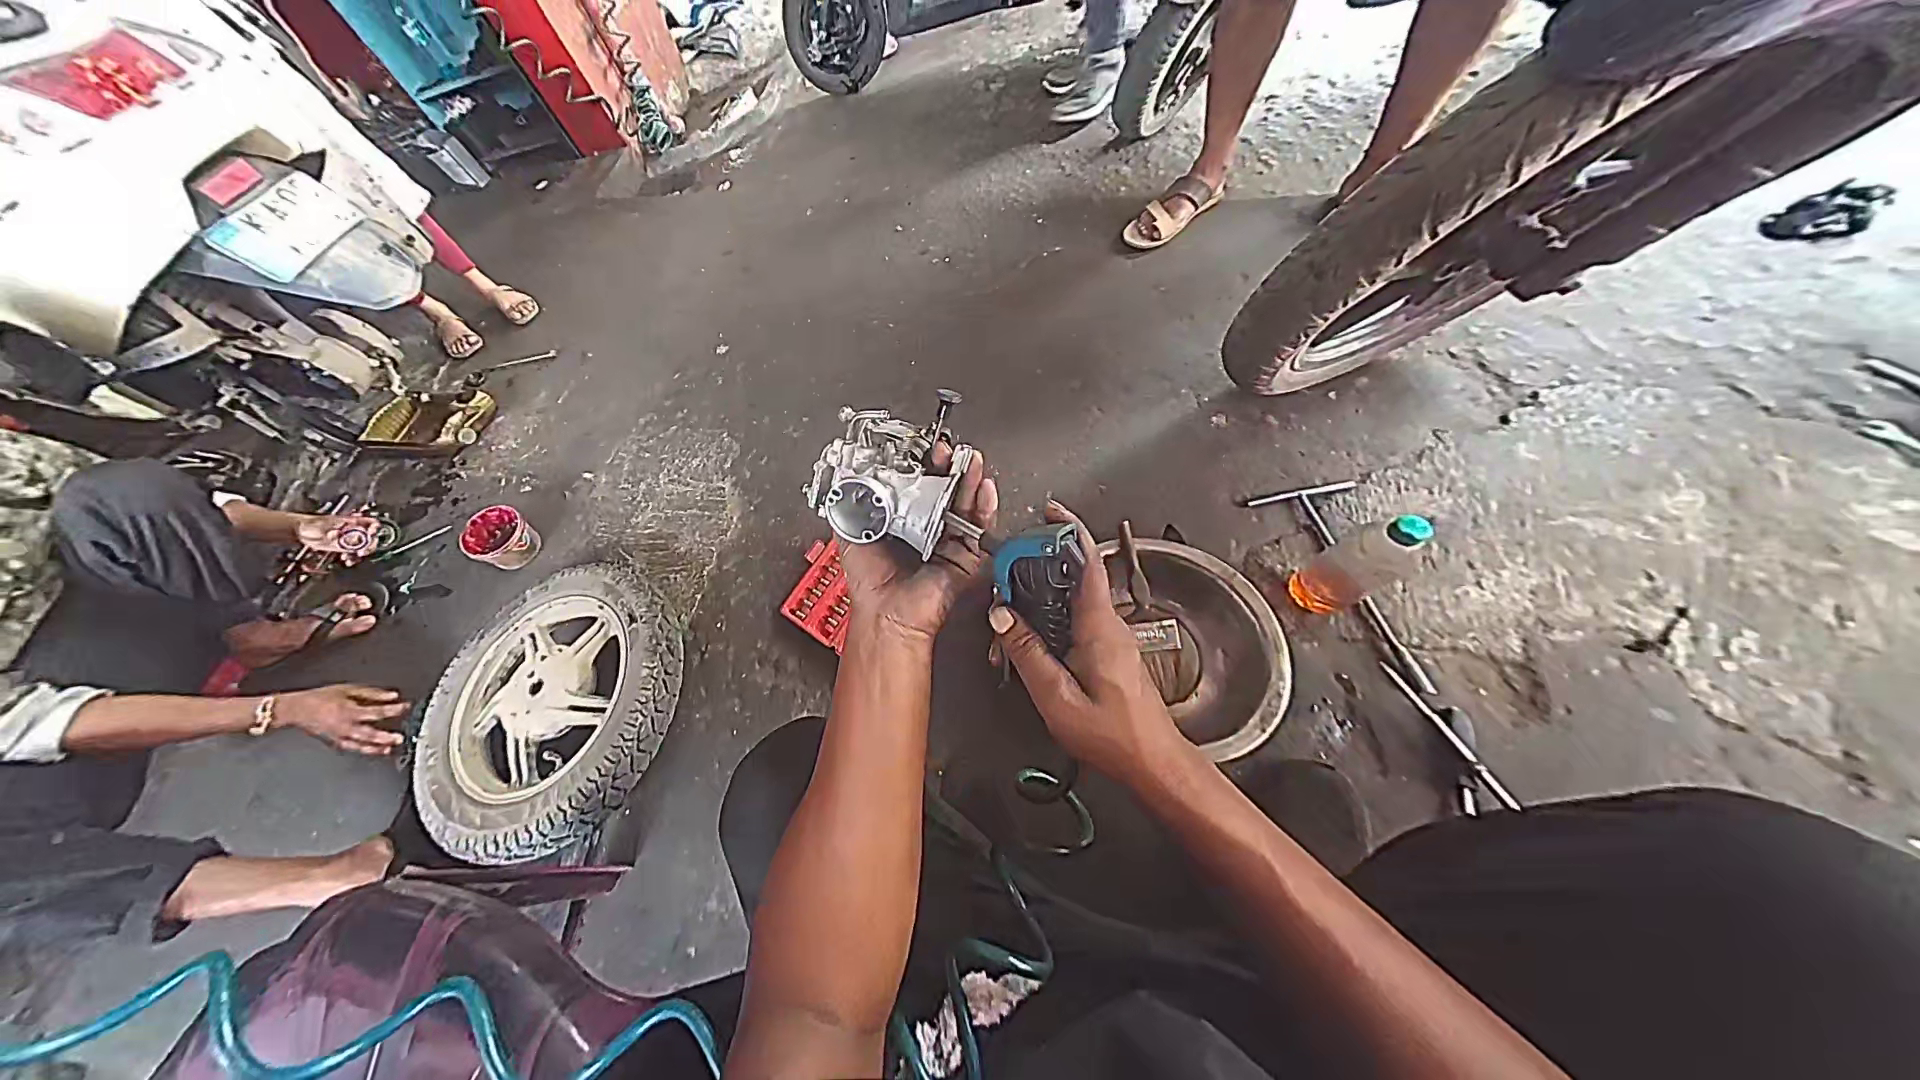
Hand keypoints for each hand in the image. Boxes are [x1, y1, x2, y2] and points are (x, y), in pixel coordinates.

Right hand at [274, 684, 409, 755]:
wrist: (294, 709)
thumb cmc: (319, 698)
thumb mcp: (348, 689)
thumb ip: (372, 693)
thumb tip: (392, 696)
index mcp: (348, 711)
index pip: (376, 712)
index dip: (393, 710)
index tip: (406, 707)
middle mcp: (343, 725)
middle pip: (367, 733)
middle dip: (384, 737)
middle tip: (399, 738)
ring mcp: (337, 735)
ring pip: (358, 744)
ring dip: (374, 748)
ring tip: (388, 749)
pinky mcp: (332, 741)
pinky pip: (349, 747)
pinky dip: (362, 750)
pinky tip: (375, 751)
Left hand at [296, 514, 381, 561]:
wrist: (300, 532)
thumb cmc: (309, 525)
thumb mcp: (319, 527)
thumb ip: (330, 531)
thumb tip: (338, 534)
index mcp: (351, 522)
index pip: (371, 523)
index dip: (374, 528)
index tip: (371, 534)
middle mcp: (354, 531)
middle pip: (371, 537)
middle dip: (369, 545)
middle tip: (362, 552)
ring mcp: (350, 539)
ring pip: (365, 547)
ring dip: (361, 554)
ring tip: (351, 558)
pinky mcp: (345, 547)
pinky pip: (355, 553)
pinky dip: (353, 558)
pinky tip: (347, 560)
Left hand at [839, 444, 998, 643]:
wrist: (889, 613)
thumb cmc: (870, 582)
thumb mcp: (851, 530)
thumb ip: (853, 500)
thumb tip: (852, 473)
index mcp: (901, 522)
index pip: (917, 485)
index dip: (922, 466)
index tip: (923, 451)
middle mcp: (926, 529)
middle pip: (944, 490)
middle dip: (948, 467)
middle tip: (947, 450)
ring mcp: (948, 541)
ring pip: (965, 503)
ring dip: (969, 479)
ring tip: (969, 460)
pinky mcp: (967, 556)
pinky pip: (980, 527)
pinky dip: (984, 505)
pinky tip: (983, 487)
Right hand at [988, 502, 1185, 786]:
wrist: (1153, 759)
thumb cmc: (1115, 735)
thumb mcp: (1057, 698)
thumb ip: (1028, 654)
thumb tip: (1003, 618)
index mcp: (1100, 628)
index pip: (1087, 562)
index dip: (1068, 531)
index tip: (1047, 515)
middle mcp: (1109, 625)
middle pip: (1076, 574)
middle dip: (1043, 561)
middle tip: (1012, 561)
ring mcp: (1111, 636)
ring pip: (1075, 597)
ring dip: (1045, 592)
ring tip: (1013, 602)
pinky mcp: (1108, 649)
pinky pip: (1078, 618)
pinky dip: (1053, 614)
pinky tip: (1033, 633)